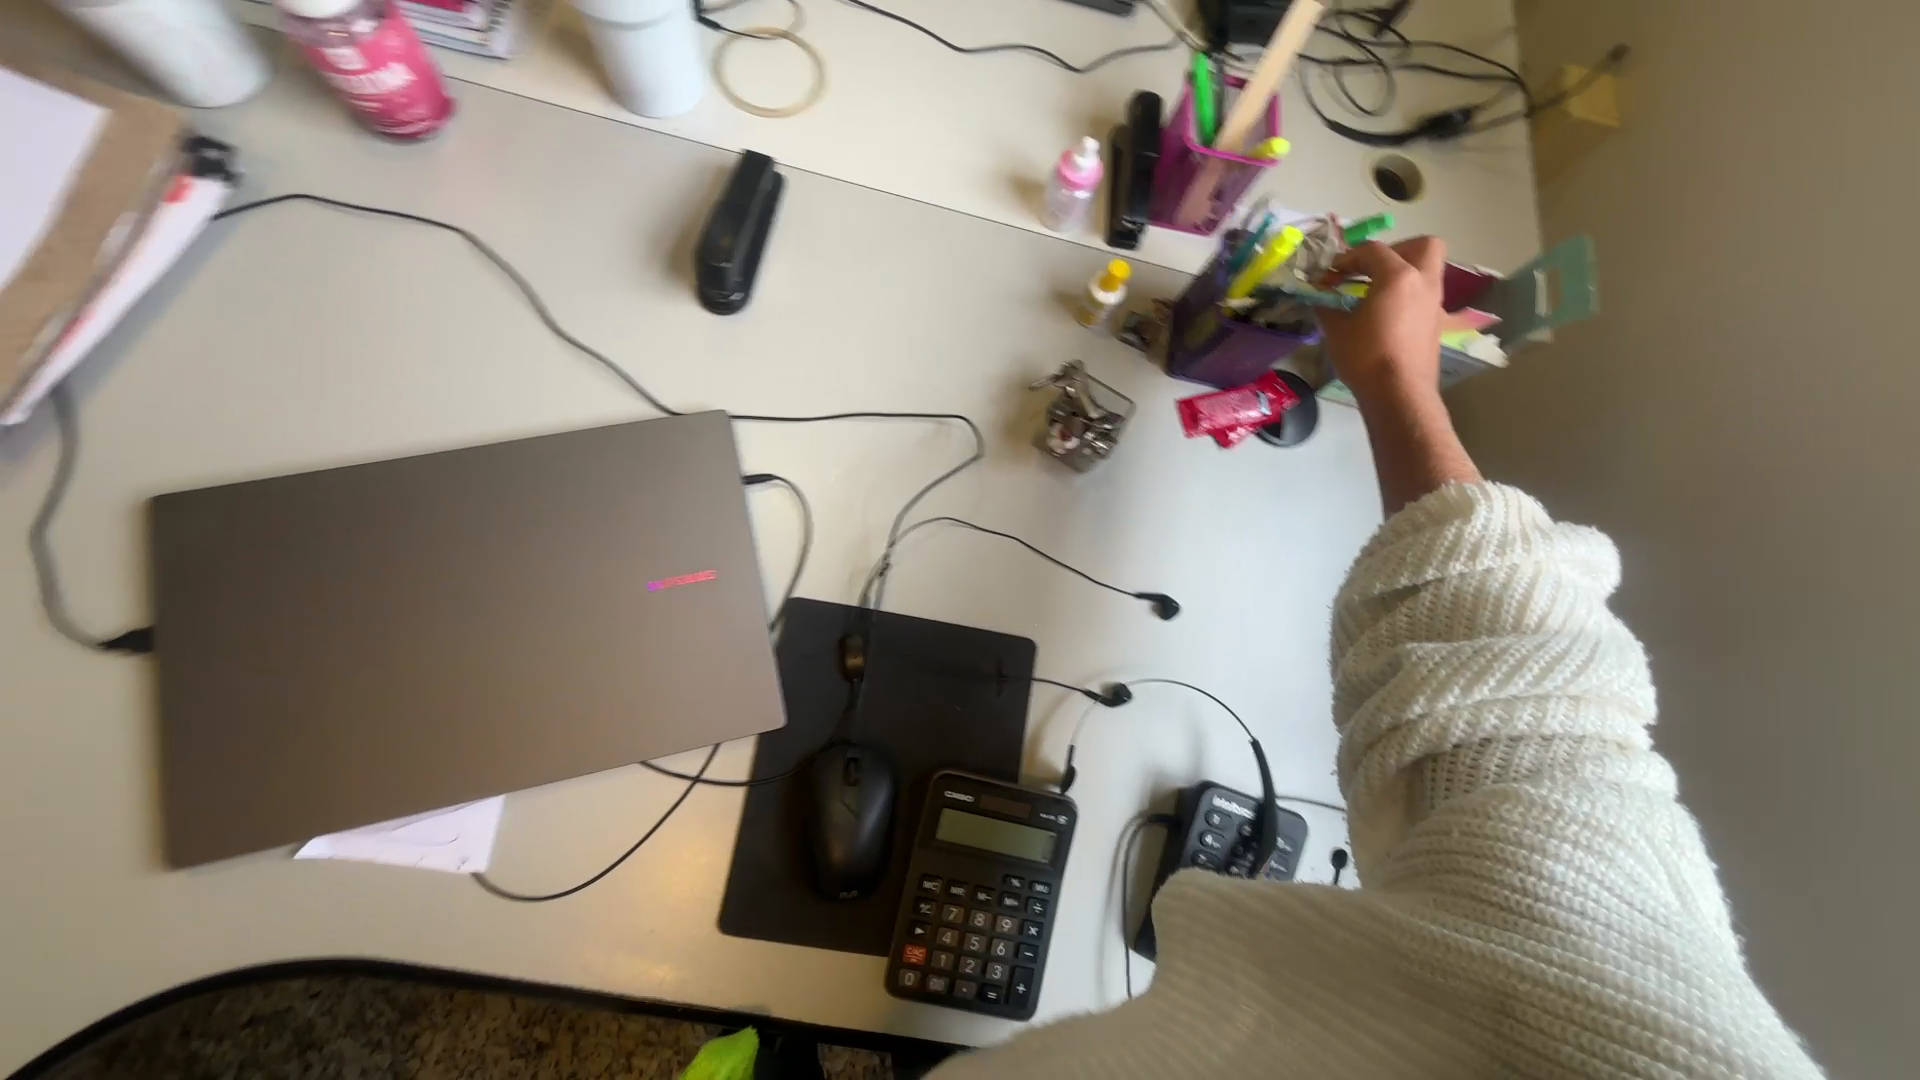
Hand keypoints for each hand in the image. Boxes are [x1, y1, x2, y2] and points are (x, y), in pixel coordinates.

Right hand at [1315, 237, 1447, 403]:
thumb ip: (1327, 306)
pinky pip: (1422, 294)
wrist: (1398, 393)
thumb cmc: (1365, 357)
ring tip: (1373, 294)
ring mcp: (1433, 302)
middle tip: (1371, 270)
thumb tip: (1320, 296)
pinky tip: (1383, 316)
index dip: (1347, 258)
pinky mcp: (1434, 322)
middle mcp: (1423, 282)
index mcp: (1398, 277)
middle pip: (1421, 246)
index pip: (1373, 250)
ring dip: (1401, 273)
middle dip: (1396, 250)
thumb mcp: (1336, 330)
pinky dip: (1405, 295)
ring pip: (1426, 270)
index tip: (1329, 275)